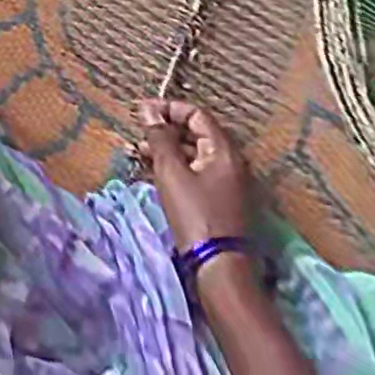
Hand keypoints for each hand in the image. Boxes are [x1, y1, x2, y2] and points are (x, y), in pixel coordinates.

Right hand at [138, 99, 250, 249]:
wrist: (220, 266)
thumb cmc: (195, 212)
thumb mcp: (170, 170)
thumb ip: (159, 137)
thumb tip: (148, 109)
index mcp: (225, 152)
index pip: (197, 114)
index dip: (168, 108)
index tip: (142, 112)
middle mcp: (234, 163)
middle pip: (198, 132)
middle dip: (166, 128)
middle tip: (139, 132)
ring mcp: (232, 183)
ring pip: (196, 152)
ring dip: (169, 148)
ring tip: (141, 152)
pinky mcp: (225, 199)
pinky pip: (199, 170)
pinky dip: (178, 165)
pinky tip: (156, 171)